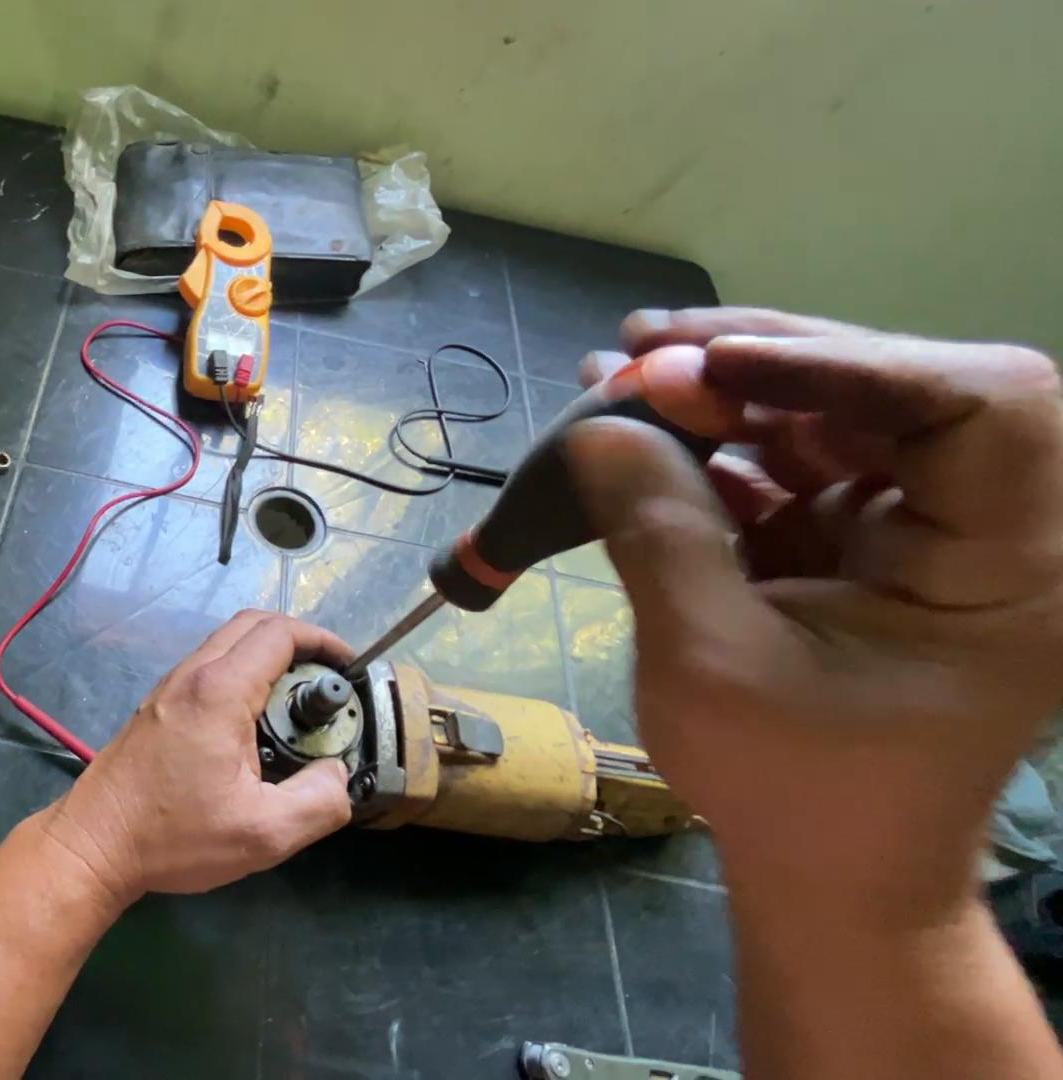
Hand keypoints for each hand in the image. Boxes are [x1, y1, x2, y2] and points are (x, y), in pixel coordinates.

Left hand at [36, 610, 354, 902]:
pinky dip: (243, 673)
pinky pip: (209, 667)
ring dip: (268, 657)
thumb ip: (318, 801)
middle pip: (252, 624)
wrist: (95, 842)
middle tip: (327, 680)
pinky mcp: (158, 704)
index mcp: (219, 691)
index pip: (278, 633)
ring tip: (298, 704)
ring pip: (227, 643)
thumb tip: (338, 773)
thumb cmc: (175, 837)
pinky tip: (256, 722)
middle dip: (299, 640)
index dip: (322, 639)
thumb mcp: (264, 833)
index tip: (349, 667)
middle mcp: (192, 674)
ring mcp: (169, 686)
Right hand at [570, 308, 1062, 920]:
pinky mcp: (849, 542)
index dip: (839, 364)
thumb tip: (597, 429)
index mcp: (1010, 565)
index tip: (698, 363)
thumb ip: (658, 534)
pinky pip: (783, 463)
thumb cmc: (786, 781)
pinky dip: (707, 439)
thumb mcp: (706, 660)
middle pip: (892, 391)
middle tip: (641, 346)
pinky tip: (636, 424)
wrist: (822, 860)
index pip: (974, 408)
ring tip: (619, 369)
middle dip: (761, 360)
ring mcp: (912, 531)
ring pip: (828, 417)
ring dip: (721, 390)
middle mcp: (983, 527)